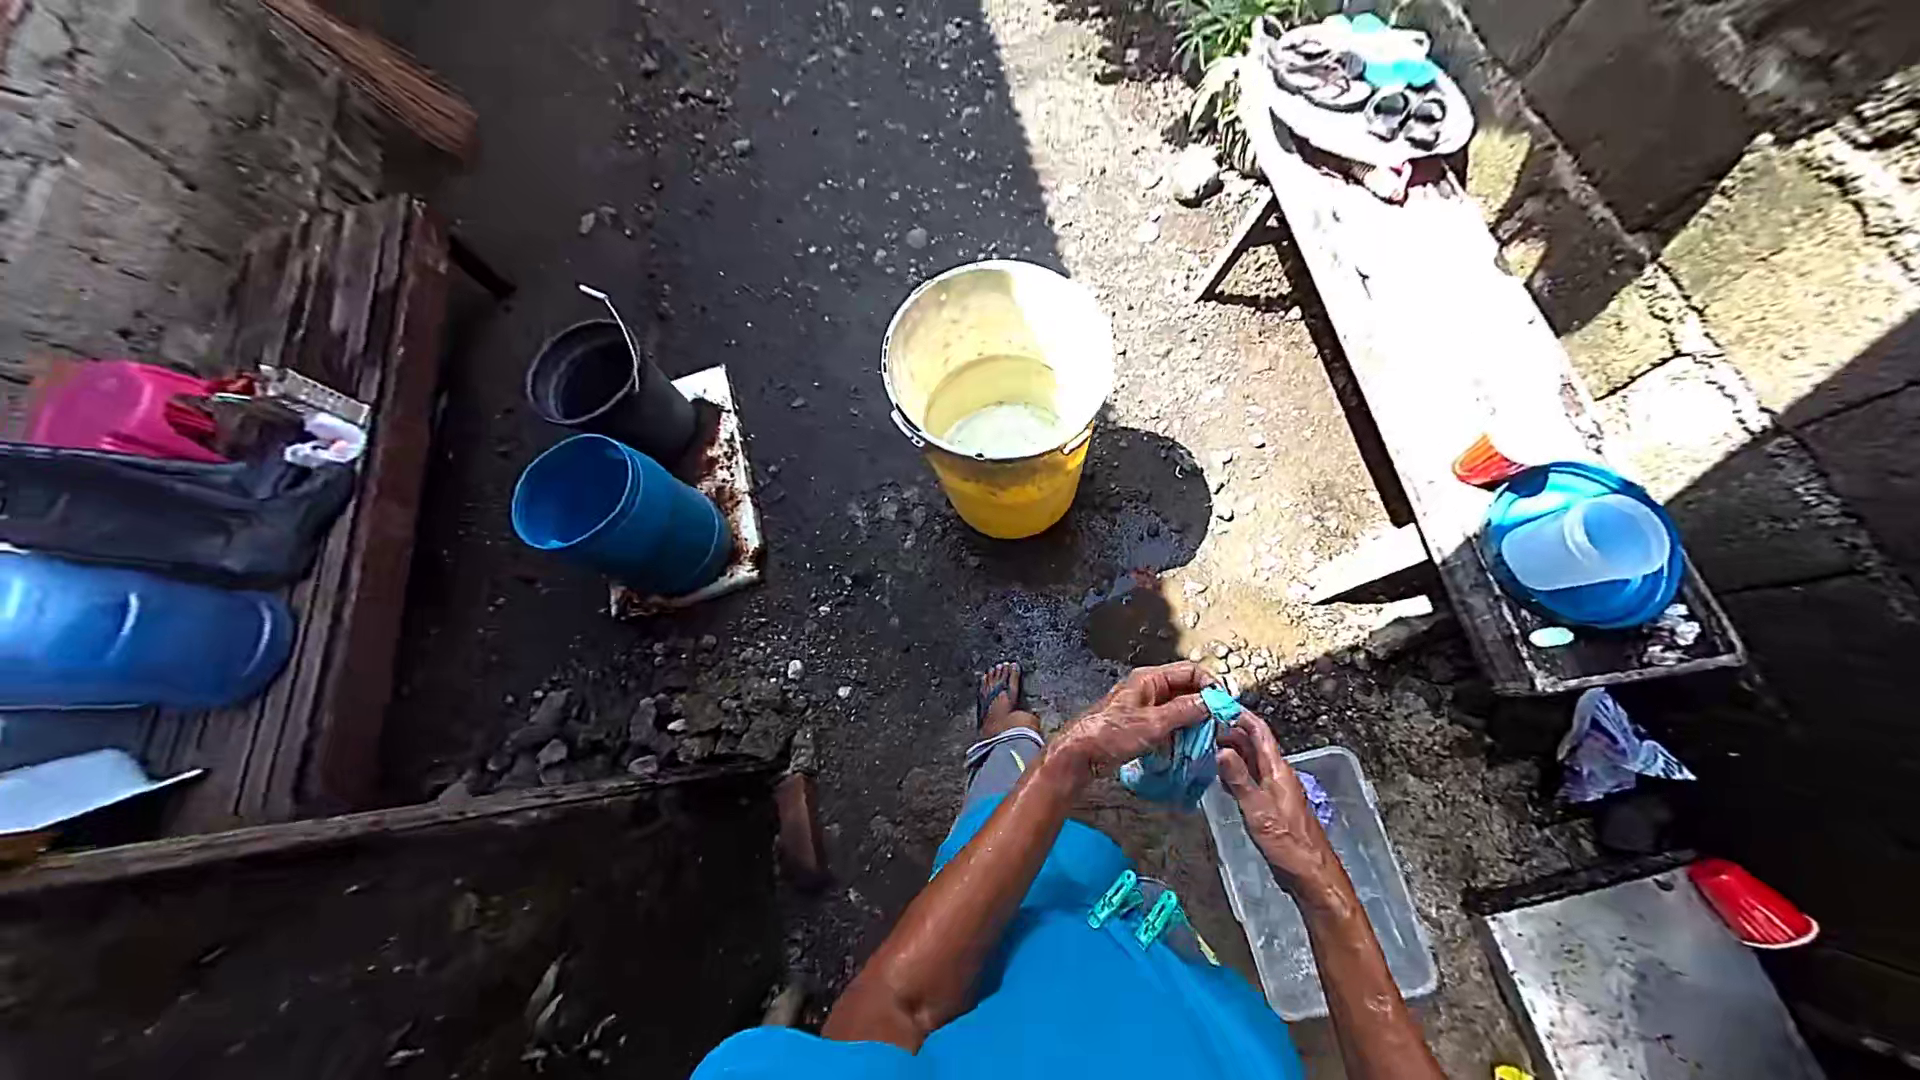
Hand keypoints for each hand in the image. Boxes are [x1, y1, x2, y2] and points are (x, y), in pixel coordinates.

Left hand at [1046, 662, 1211, 785]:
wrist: (1082, 752)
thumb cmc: (1110, 733)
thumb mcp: (1153, 722)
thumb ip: (1184, 711)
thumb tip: (1211, 703)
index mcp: (1150, 678)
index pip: (1191, 671)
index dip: (1211, 686)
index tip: (1225, 706)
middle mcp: (1149, 688)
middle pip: (1187, 690)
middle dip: (1205, 706)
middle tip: (1220, 725)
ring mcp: (1146, 706)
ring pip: (1180, 708)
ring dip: (1195, 721)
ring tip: (1208, 738)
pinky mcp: (1143, 723)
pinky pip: (1170, 723)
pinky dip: (1182, 732)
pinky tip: (1190, 746)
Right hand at [1217, 712, 1346, 903]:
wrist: (1311, 876)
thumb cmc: (1289, 845)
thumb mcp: (1257, 810)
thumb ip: (1238, 779)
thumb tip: (1221, 749)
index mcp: (1278, 770)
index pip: (1259, 732)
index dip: (1239, 715)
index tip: (1218, 705)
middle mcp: (1277, 775)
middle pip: (1253, 743)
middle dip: (1229, 731)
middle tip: (1204, 726)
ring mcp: (1274, 789)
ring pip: (1250, 760)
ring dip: (1231, 750)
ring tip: (1206, 746)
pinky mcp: (1270, 804)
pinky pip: (1250, 777)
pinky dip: (1234, 771)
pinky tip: (1220, 776)